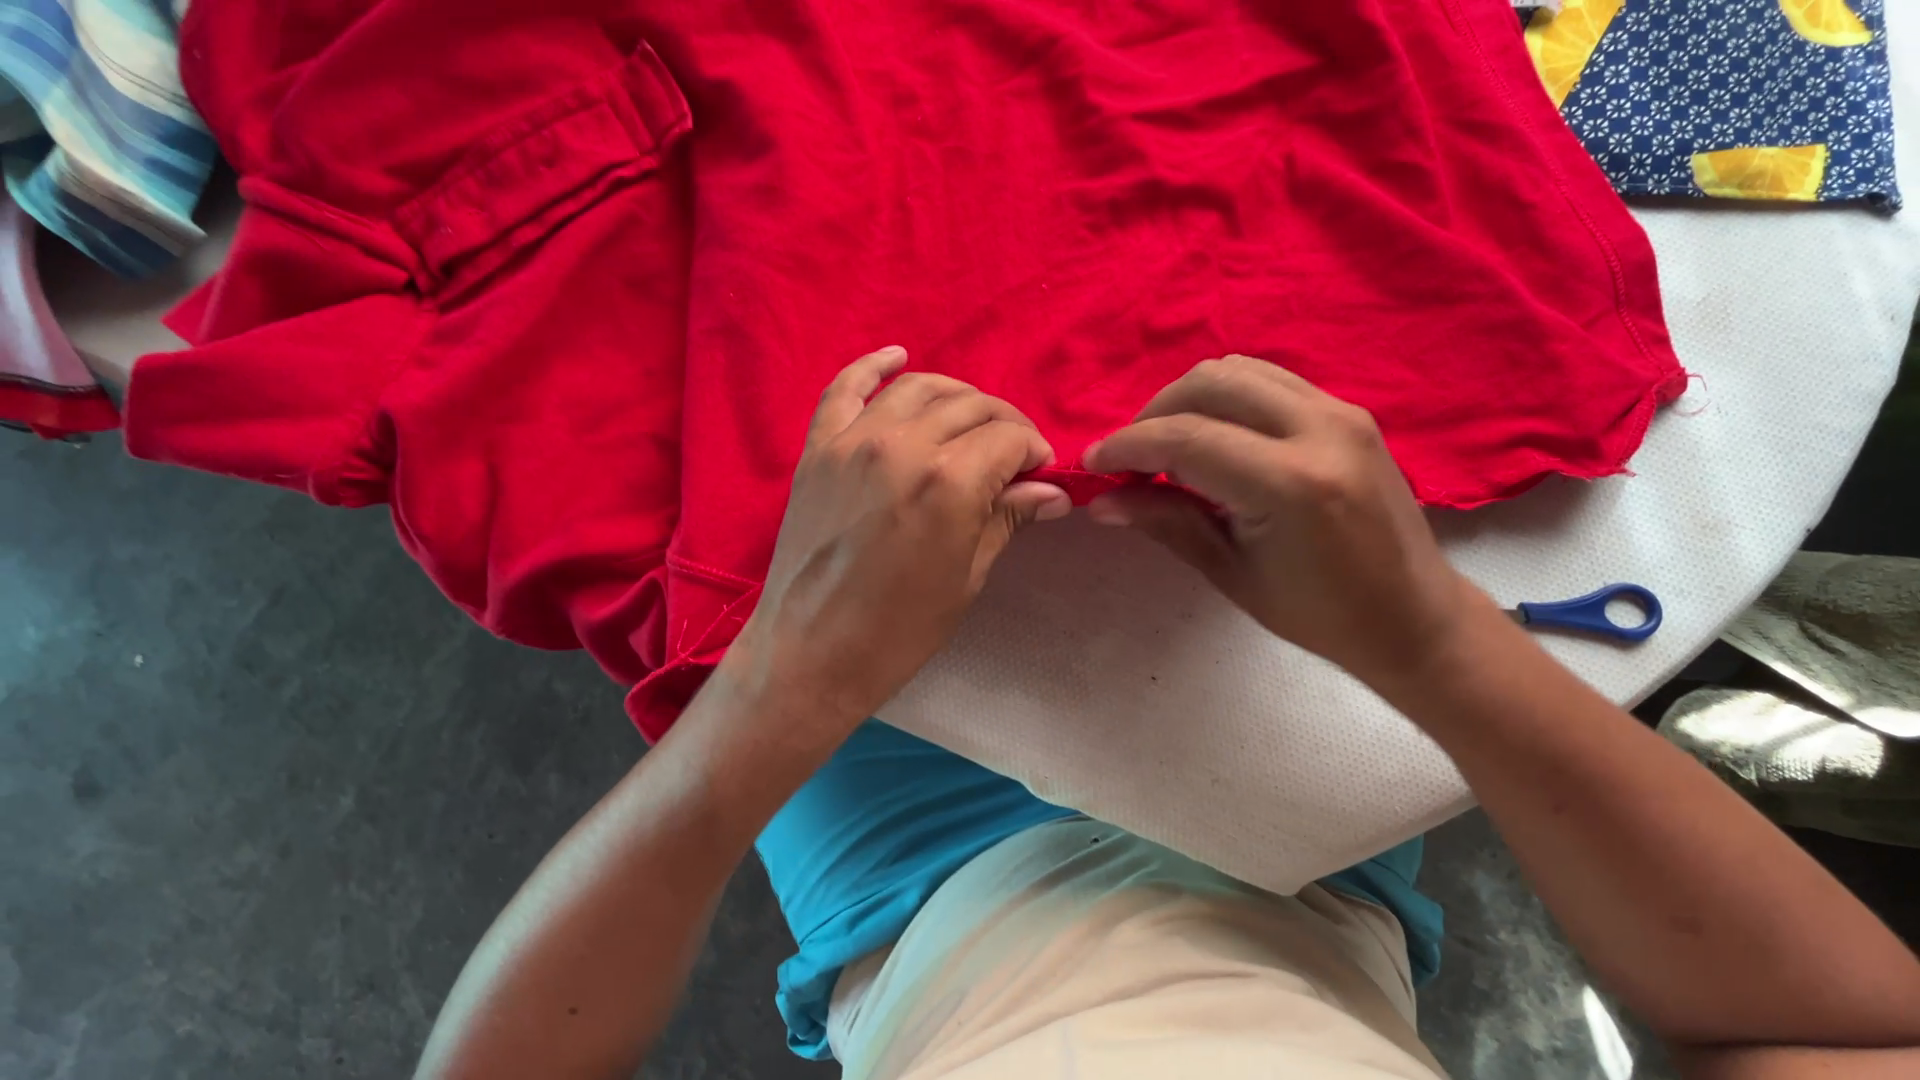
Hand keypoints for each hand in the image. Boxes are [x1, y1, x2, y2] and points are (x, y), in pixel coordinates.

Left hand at [726, 346, 1071, 731]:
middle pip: (970, 405)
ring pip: (918, 388)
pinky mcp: (818, 449)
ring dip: (956, 397)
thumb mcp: (967, 575)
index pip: (1008, 436)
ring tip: (970, 422)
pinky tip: (897, 356)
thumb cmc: (900, 629)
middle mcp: (904, 444)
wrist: (812, 653)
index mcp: (949, 480)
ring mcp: (854, 441)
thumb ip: (1006, 518)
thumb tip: (1052, 492)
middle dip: (1003, 424)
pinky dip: (872, 366)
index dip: (1033, 451)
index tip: (1040, 473)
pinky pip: (844, 388)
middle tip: (1012, 455)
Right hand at [1083, 355, 1478, 688]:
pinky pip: (1269, 380)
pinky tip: (1211, 437)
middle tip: (1129, 457)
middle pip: (1211, 383)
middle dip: (1154, 413)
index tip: (1092, 464)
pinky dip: (1226, 398)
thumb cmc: (1320, 614)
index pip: (1188, 438)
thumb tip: (1101, 501)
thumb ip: (1166, 523)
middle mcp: (1321, 429)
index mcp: (1292, 483)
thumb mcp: (1231, 574)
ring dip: (1189, 398)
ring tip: (1166, 446)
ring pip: (1239, 370)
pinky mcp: (1348, 411)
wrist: (1413, 615)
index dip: (1129, 445)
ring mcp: (1341, 412)